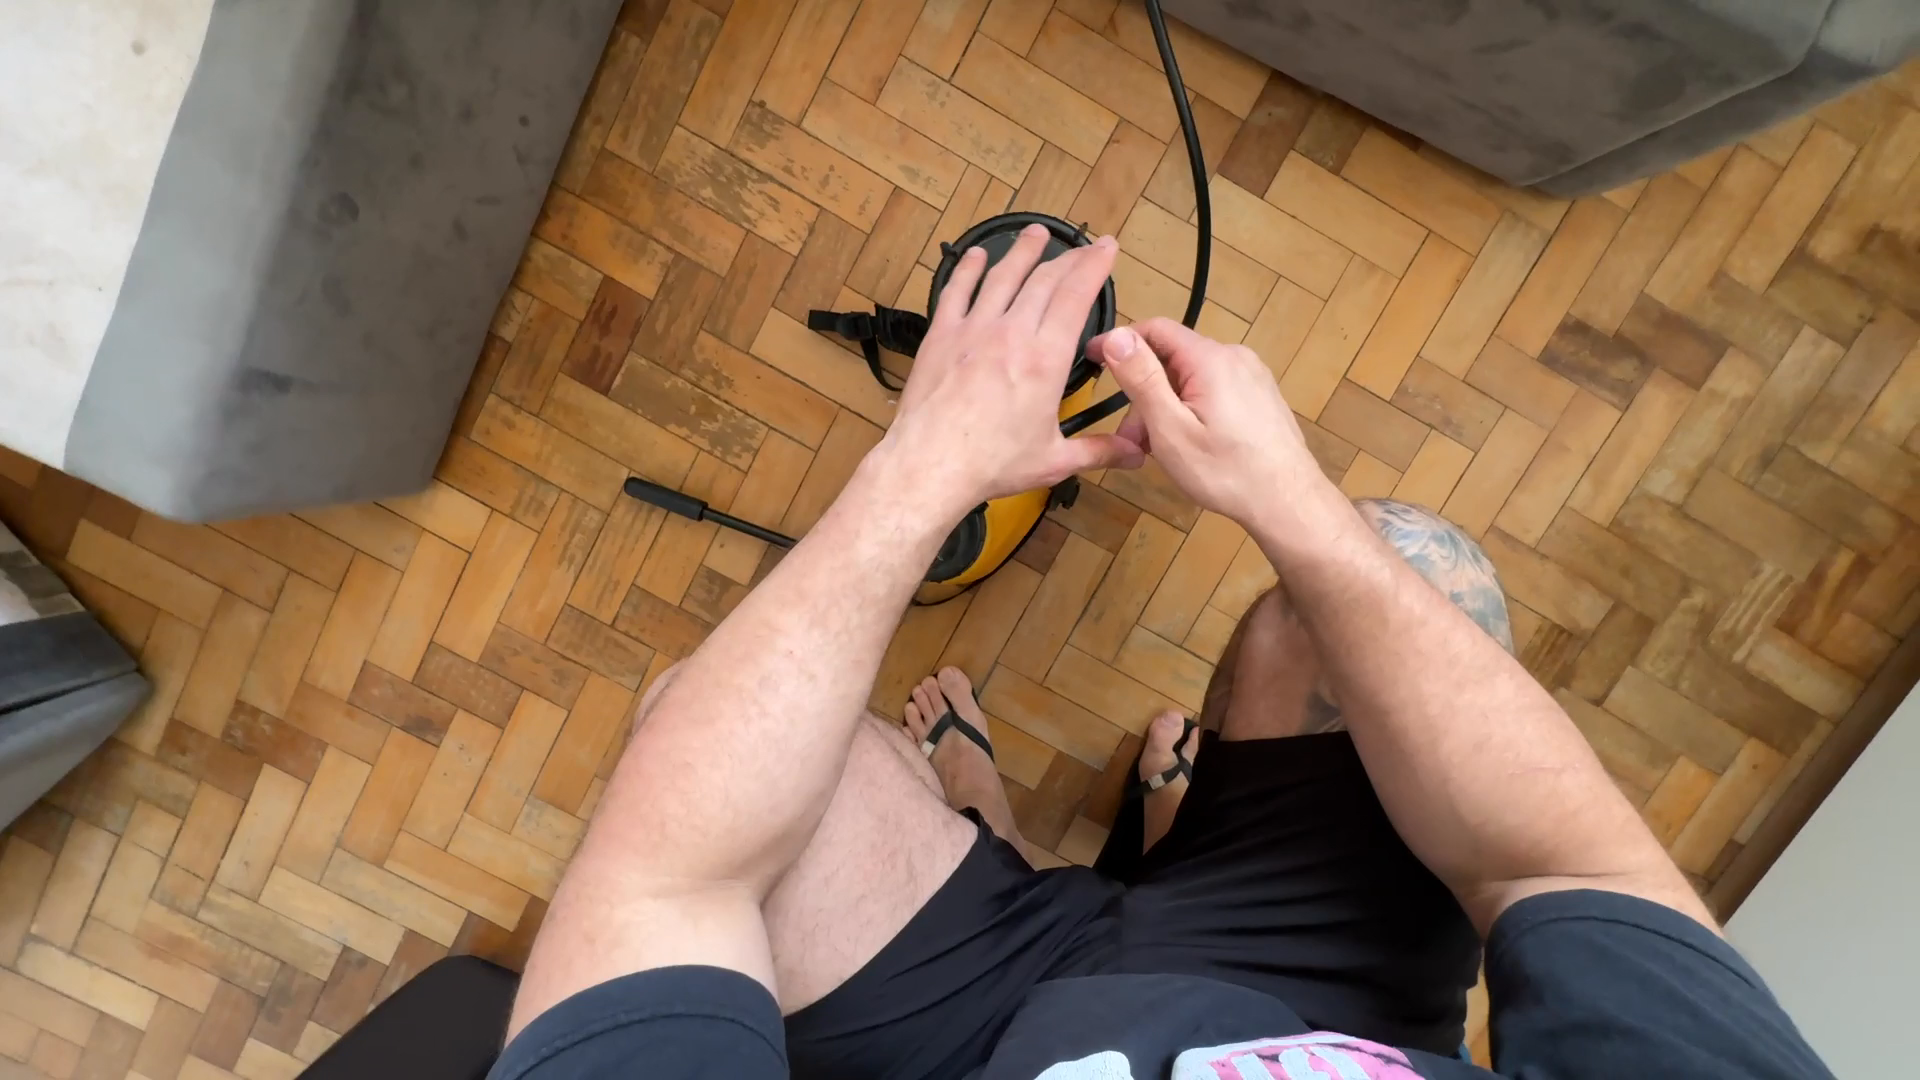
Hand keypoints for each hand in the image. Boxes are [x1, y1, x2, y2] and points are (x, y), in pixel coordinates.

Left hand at [882, 225, 1144, 511]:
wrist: (931, 464)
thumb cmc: (989, 463)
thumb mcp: (1053, 460)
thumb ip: (1098, 451)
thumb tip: (1133, 454)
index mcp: (1045, 359)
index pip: (1077, 295)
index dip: (1095, 266)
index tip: (1106, 248)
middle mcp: (1011, 334)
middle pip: (1044, 280)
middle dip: (1068, 258)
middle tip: (1081, 248)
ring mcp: (973, 331)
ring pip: (1002, 276)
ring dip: (1022, 252)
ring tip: (1036, 234)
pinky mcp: (941, 337)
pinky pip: (956, 291)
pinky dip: (967, 269)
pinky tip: (975, 256)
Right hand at [1090, 319, 1330, 529]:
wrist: (1287, 502)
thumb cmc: (1224, 471)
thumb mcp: (1170, 428)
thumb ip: (1142, 379)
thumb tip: (1115, 335)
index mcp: (1210, 359)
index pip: (1155, 329)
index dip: (1119, 342)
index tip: (1091, 361)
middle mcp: (1234, 356)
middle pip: (1172, 359)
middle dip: (1143, 392)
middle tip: (1131, 440)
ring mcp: (1251, 375)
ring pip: (1190, 378)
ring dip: (1164, 406)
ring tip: (1159, 450)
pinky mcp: (1259, 395)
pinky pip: (1212, 390)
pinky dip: (1189, 410)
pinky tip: (1188, 444)